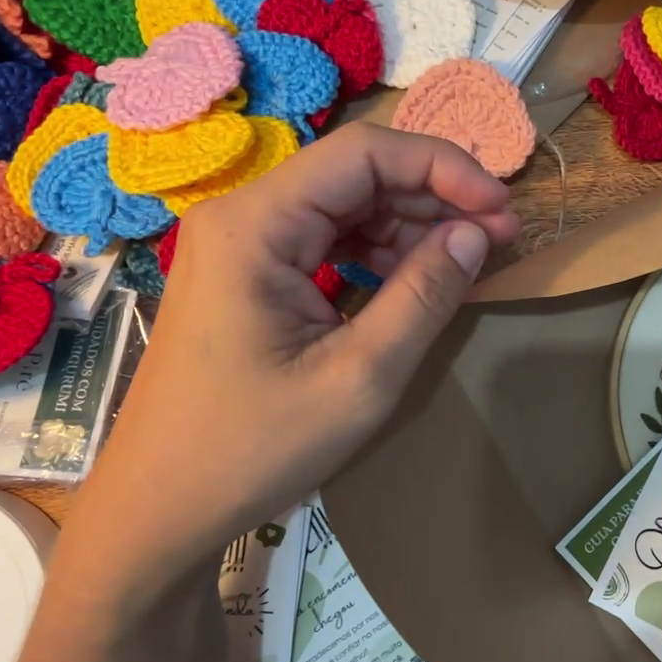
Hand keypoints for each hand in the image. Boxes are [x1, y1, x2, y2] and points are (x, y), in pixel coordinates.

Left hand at [72, 123, 520, 599]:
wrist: (160, 507)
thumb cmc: (254, 448)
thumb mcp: (359, 377)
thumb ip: (423, 296)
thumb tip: (476, 233)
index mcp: (255, 225)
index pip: (364, 154)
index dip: (444, 167)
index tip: (501, 208)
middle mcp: (243, 216)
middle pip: (356, 174)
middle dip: (434, 198)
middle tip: (498, 238)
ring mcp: (243, 244)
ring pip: (346, 205)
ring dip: (411, 226)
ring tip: (466, 262)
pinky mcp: (250, 273)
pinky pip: (327, 240)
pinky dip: (378, 253)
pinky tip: (414, 281)